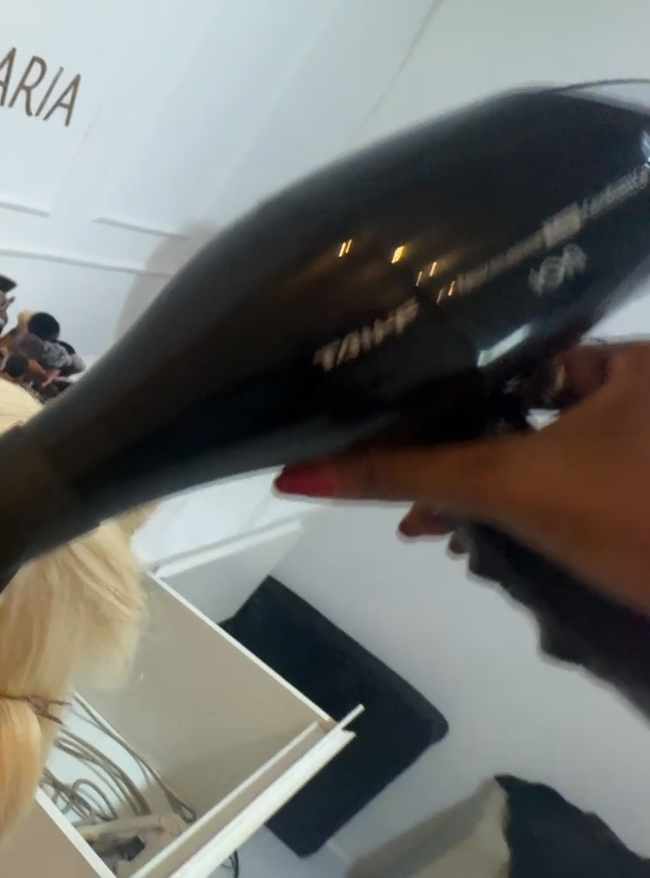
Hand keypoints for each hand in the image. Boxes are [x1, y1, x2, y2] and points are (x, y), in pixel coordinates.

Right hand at [274, 340, 649, 614]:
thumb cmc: (647, 519)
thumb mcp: (509, 487)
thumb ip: (396, 474)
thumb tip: (290, 476)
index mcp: (638, 363)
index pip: (501, 365)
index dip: (439, 401)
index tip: (392, 440)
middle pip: (518, 415)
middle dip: (459, 461)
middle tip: (415, 502)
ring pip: (546, 455)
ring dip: (489, 492)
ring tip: (444, 532)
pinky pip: (580, 483)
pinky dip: (535, 508)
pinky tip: (496, 541)